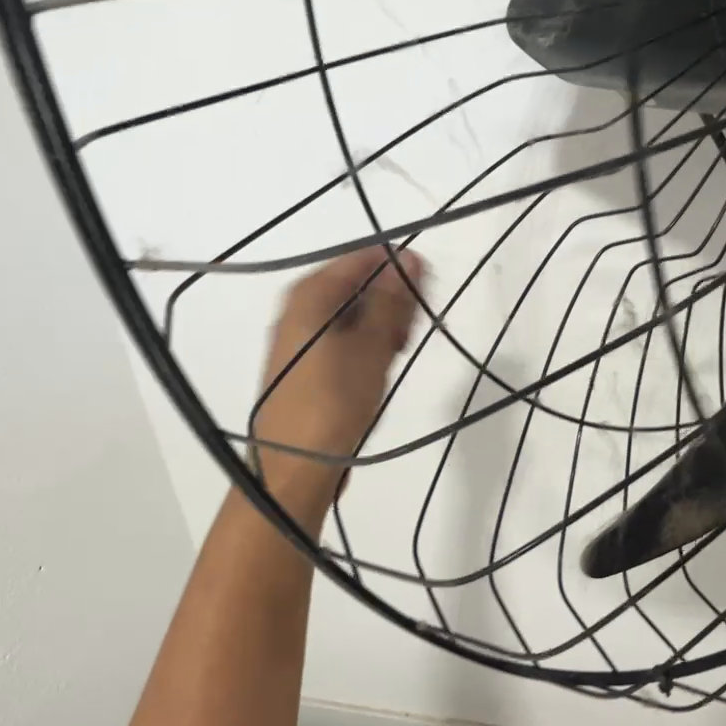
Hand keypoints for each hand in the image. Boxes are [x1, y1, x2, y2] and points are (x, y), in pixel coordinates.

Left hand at [250, 247, 427, 512]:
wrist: (295, 468)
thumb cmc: (335, 402)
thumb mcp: (371, 346)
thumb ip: (391, 299)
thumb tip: (409, 257)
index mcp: (308, 294)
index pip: (363, 257)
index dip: (401, 269)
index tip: (430, 293)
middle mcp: (297, 308)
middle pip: (355, 285)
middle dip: (391, 302)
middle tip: (412, 332)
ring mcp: (296, 339)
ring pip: (349, 315)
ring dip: (380, 327)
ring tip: (397, 353)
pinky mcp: (301, 367)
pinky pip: (339, 340)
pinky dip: (363, 346)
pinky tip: (379, 366)